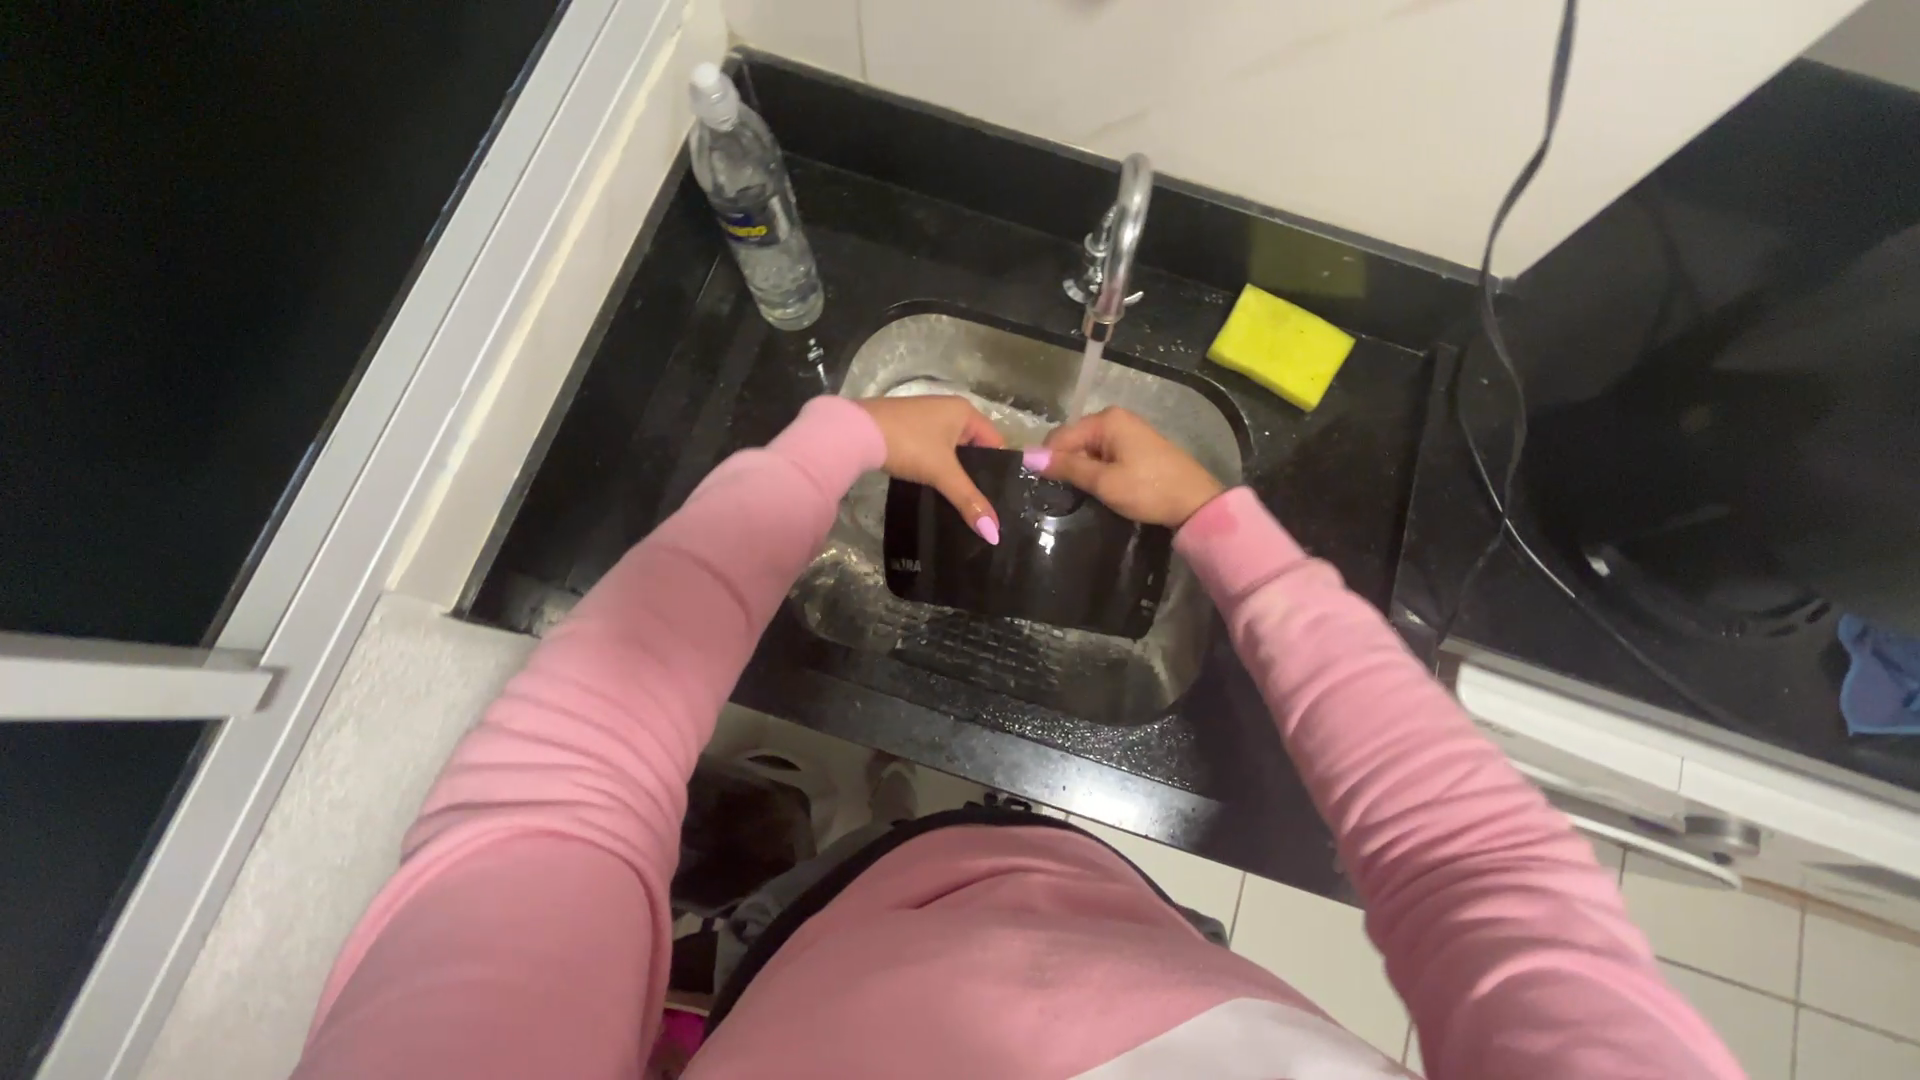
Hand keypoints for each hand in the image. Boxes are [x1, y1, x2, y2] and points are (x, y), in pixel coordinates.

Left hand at [857, 395, 1007, 542]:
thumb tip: (994, 534)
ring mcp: (924, 417)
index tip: (999, 499)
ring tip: (959, 501)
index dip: (999, 470)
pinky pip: (932, 450)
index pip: (994, 441)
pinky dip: (935, 468)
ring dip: (953, 473)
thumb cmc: (909, 445)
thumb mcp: (942, 473)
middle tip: (980, 505)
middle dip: (975, 474)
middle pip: (973, 447)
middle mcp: (947, 409)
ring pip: (950, 450)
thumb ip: (969, 500)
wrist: (855, 432)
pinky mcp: (905, 428)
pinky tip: (933, 488)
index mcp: (964, 411)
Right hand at [1026, 407, 1223, 527]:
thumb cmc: (1148, 490)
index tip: (1044, 488)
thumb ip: (1067, 468)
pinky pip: (1103, 454)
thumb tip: (1029, 457)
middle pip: (1073, 440)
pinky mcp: (1135, 446)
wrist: (1195, 502)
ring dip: (1082, 470)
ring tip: (1087, 494)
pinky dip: (1097, 470)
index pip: (1059, 436)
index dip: (1048, 461)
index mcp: (1105, 420)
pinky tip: (1102, 488)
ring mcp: (1126, 431)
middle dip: (1066, 465)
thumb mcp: (1104, 482)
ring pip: (1087, 449)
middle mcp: (1114, 418)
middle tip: (1068, 495)